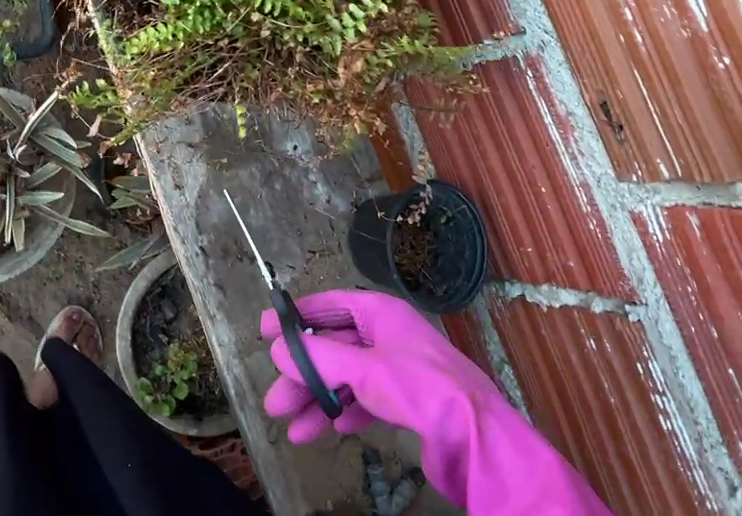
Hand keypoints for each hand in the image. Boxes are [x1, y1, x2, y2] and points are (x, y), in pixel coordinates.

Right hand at [260, 289, 502, 444]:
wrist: (476, 436)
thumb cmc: (420, 388)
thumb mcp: (364, 368)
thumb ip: (320, 358)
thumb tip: (279, 350)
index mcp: (381, 313)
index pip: (330, 305)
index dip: (297, 318)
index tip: (266, 331)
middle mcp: (388, 335)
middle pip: (334, 347)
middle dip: (303, 374)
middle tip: (274, 400)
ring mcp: (399, 368)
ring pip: (347, 377)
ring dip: (319, 400)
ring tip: (293, 428)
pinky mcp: (407, 401)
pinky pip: (365, 399)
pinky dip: (345, 411)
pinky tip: (331, 429)